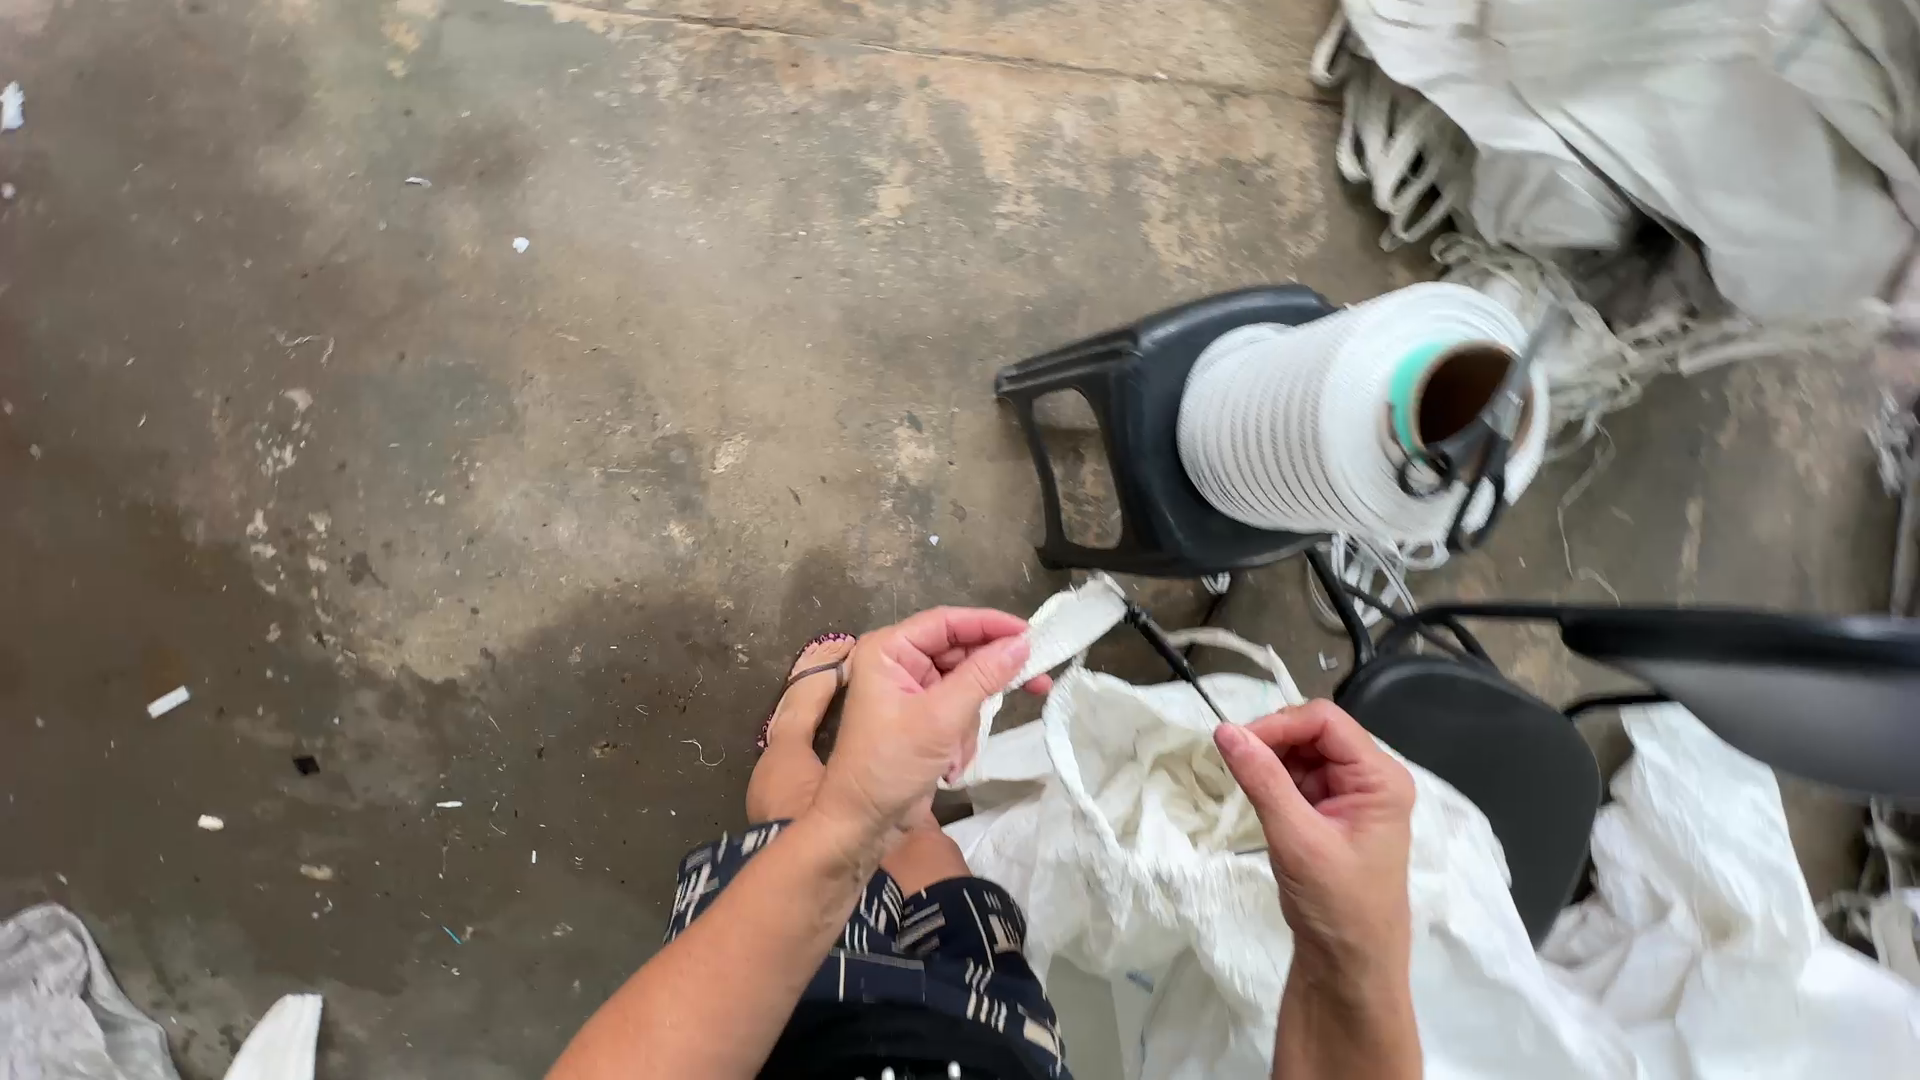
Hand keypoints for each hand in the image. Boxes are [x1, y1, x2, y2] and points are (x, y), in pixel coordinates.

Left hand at [810, 607, 1047, 848]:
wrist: (863, 823)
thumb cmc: (891, 764)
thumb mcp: (941, 718)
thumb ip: (983, 676)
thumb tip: (1022, 643)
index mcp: (889, 649)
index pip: (947, 622)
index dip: (990, 624)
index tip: (1030, 632)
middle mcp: (898, 662)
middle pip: (960, 652)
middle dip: (987, 681)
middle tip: (1037, 680)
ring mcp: (911, 690)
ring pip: (966, 684)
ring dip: (970, 719)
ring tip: (956, 750)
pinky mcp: (923, 716)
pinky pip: (960, 709)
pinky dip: (963, 734)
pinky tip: (951, 763)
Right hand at [1213, 701, 1415, 981]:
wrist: (1349, 964)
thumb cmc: (1336, 903)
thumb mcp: (1296, 838)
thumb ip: (1262, 779)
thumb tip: (1224, 729)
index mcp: (1379, 778)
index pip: (1325, 721)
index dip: (1279, 724)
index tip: (1237, 743)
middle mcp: (1369, 776)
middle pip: (1312, 730)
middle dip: (1272, 741)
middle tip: (1237, 765)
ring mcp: (1350, 791)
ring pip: (1300, 748)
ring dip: (1269, 760)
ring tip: (1249, 787)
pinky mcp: (1329, 807)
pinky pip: (1295, 773)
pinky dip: (1271, 777)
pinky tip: (1260, 798)